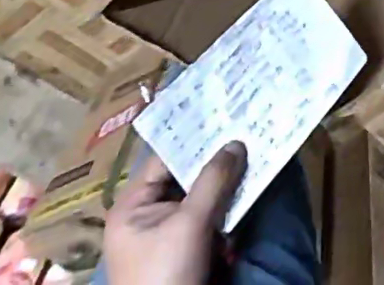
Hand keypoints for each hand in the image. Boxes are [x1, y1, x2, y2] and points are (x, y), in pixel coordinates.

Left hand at [102, 142, 246, 284]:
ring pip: (198, 196)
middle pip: (183, 176)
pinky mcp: (184, 251)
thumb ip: (214, 180)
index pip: (165, 158)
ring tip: (251, 151)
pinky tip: (247, 187)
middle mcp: (145, 216)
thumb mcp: (190, 225)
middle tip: (243, 129)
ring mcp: (165, 235)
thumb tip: (237, 142)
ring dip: (223, 182)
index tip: (224, 114)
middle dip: (214, 158)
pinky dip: (224, 205)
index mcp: (131, 206)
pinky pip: (206, 217)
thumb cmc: (167, 277)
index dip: (194, 137)